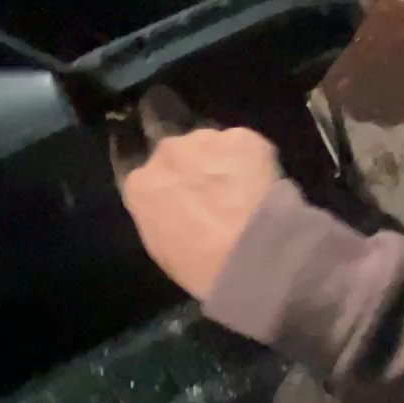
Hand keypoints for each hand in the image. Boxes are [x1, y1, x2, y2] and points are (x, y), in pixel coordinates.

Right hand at [117, 101, 283, 299]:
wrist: (249, 253)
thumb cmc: (200, 266)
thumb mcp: (162, 247)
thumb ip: (159, 214)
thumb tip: (170, 205)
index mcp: (140, 184)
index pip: (150, 178)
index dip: (172, 189)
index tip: (187, 203)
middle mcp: (167, 152)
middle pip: (179, 154)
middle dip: (195, 169)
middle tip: (217, 196)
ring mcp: (205, 139)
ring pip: (213, 146)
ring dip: (224, 162)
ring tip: (244, 192)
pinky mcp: (243, 136)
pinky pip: (246, 146)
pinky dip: (253, 161)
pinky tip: (263, 185)